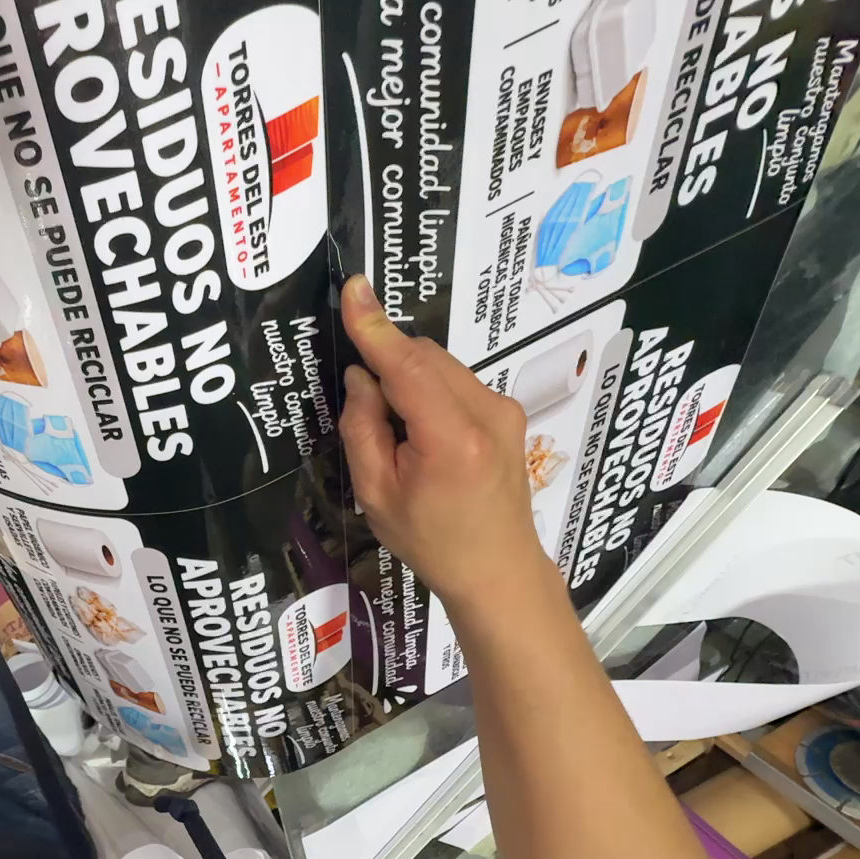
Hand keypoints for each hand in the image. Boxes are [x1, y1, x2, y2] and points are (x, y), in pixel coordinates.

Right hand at [337, 275, 551, 609]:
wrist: (496, 568)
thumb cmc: (428, 540)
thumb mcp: (375, 492)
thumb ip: (363, 429)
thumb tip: (361, 378)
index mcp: (450, 437)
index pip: (405, 366)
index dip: (374, 327)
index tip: (354, 289)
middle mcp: (486, 412)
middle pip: (424, 356)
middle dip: (385, 363)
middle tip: (364, 411)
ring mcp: (502, 409)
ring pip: (439, 365)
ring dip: (404, 378)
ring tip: (394, 434)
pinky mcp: (505, 413)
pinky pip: (453, 381)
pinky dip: (424, 390)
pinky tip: (416, 431)